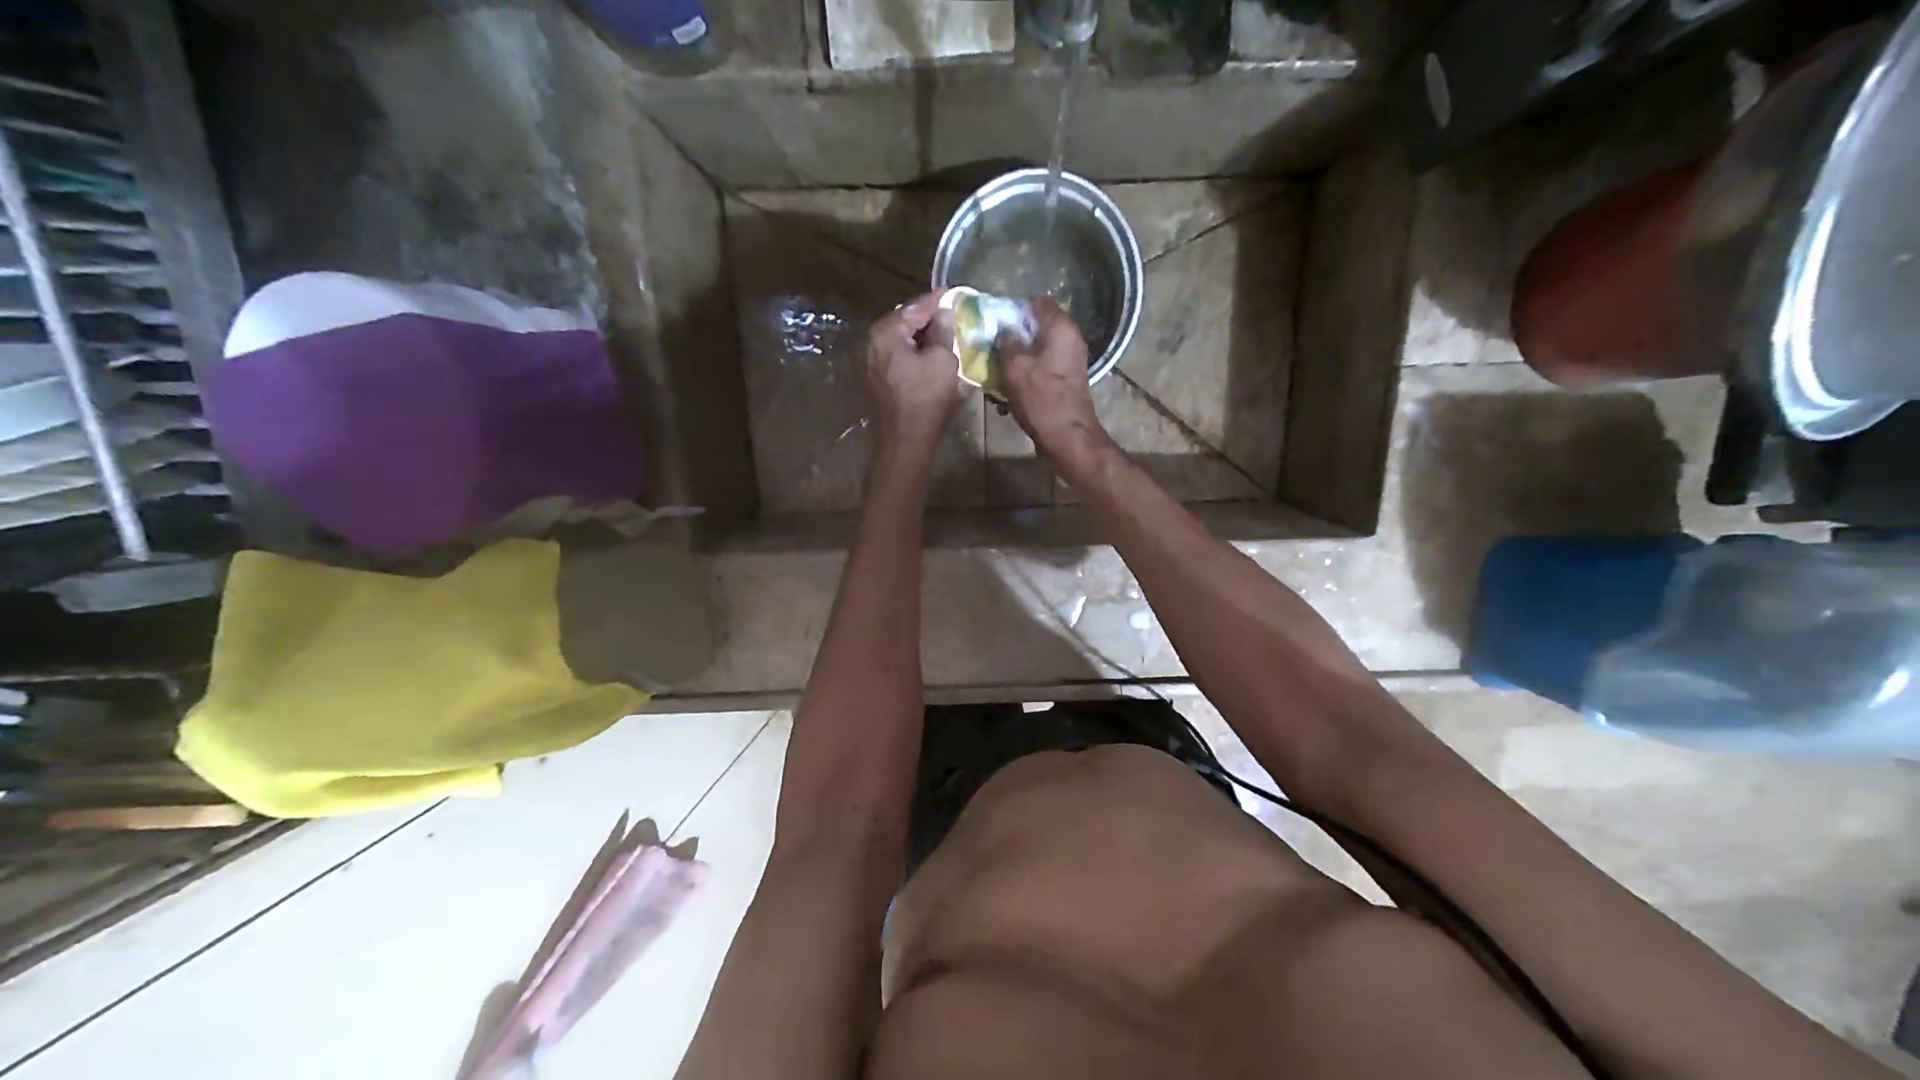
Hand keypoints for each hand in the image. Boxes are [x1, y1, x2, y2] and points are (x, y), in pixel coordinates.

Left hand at [865, 292, 965, 457]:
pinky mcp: (875, 381)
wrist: (903, 444)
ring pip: (900, 341)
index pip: (915, 307)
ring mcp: (869, 363)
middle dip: (929, 319)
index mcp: (885, 332)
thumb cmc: (925, 400)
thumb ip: (943, 331)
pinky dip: (914, 355)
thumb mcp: (943, 361)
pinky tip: (931, 358)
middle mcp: (871, 343)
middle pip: (904, 322)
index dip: (938, 300)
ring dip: (922, 339)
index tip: (955, 293)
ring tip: (946, 336)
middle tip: (952, 315)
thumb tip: (943, 314)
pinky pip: (897, 358)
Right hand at [998, 298, 1112, 469]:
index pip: (1036, 301)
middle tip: (990, 346)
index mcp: (1060, 327)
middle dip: (1012, 336)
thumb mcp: (1014, 367)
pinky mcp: (1065, 381)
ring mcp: (1069, 361)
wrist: (1067, 437)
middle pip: (1036, 327)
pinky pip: (1041, 369)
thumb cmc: (1041, 398)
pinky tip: (1007, 391)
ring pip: (1036, 350)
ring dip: (1015, 359)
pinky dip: (1025, 375)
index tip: (992, 320)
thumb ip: (1006, 342)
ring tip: (995, 372)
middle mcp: (1070, 339)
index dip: (1013, 307)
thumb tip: (1003, 330)